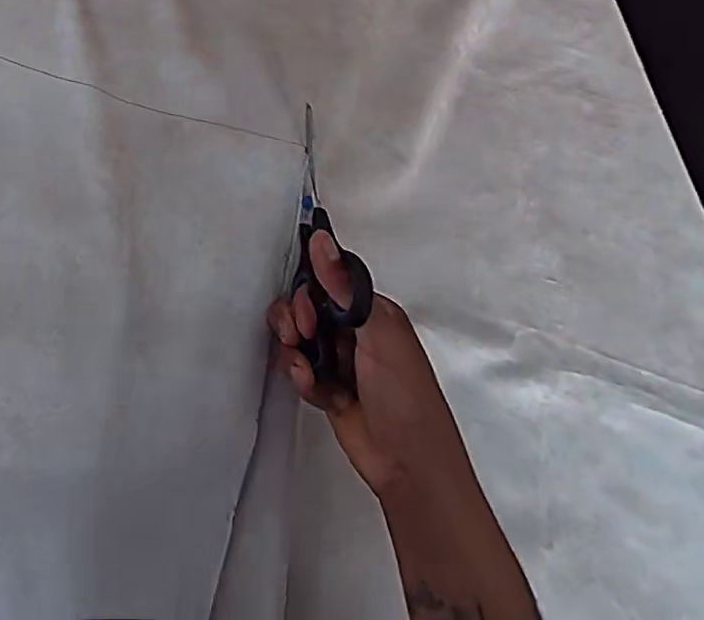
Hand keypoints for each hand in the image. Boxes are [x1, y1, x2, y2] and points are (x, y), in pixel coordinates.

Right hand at [267, 230, 476, 498]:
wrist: (408, 463)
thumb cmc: (405, 395)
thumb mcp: (376, 334)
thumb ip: (344, 287)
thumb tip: (322, 240)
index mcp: (370, 309)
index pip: (327, 281)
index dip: (308, 292)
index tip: (307, 313)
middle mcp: (353, 329)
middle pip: (304, 307)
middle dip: (296, 323)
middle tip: (303, 340)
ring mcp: (339, 358)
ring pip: (297, 339)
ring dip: (296, 355)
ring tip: (310, 374)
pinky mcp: (328, 385)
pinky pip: (299, 370)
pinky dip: (302, 380)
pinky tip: (319, 392)